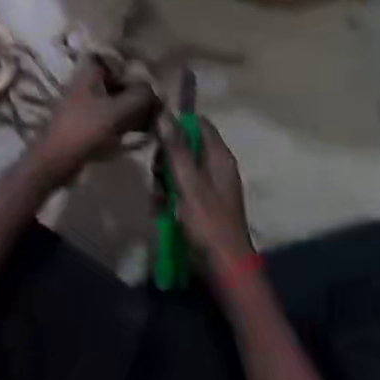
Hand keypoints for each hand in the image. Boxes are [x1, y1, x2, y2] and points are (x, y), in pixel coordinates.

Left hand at [20, 59, 156, 189]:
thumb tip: (157, 91)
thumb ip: (142, 96)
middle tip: (159, 106)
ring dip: (136, 109)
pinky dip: (127, 121)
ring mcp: (87, 102)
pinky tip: (141, 132)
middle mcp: (89, 82)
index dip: (140, 69)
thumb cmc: (85, 130)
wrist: (54, 161)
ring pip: (119, 99)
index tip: (157, 81)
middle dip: (141, 92)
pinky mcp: (88, 121)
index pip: (121, 59)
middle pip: (122, 80)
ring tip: (153, 121)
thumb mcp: (119, 111)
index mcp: (92, 71)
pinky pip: (113, 116)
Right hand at [157, 115, 254, 277]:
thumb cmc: (208, 222)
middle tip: (157, 176)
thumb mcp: (188, 184)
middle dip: (166, 159)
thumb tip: (165, 112)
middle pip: (186, 147)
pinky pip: (181, 190)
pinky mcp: (203, 205)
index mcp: (219, 157)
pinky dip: (170, 198)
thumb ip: (176, 149)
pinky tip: (160, 211)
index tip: (155, 135)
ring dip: (164, 182)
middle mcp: (217, 167)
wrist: (224, 267)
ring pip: (180, 170)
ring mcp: (210, 187)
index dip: (176, 125)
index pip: (199, 124)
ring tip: (158, 199)